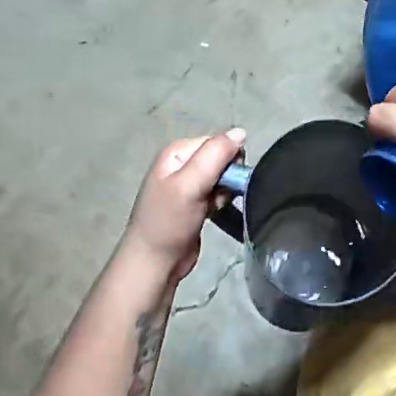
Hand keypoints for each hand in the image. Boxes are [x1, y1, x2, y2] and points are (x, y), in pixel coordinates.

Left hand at [119, 129, 245, 284]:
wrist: (155, 264)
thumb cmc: (169, 222)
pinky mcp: (195, 202)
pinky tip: (214, 212)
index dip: (228, 157)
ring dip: (225, 190)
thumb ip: (215, 155)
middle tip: (220, 194)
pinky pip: (217, 192)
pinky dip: (220, 200)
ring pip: (221, 176)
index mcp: (177, 152)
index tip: (230, 178)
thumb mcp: (191, 184)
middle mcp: (182, 163)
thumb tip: (241, 131)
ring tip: (215, 205)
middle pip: (219, 157)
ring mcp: (187, 184)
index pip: (216, 141)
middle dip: (227, 175)